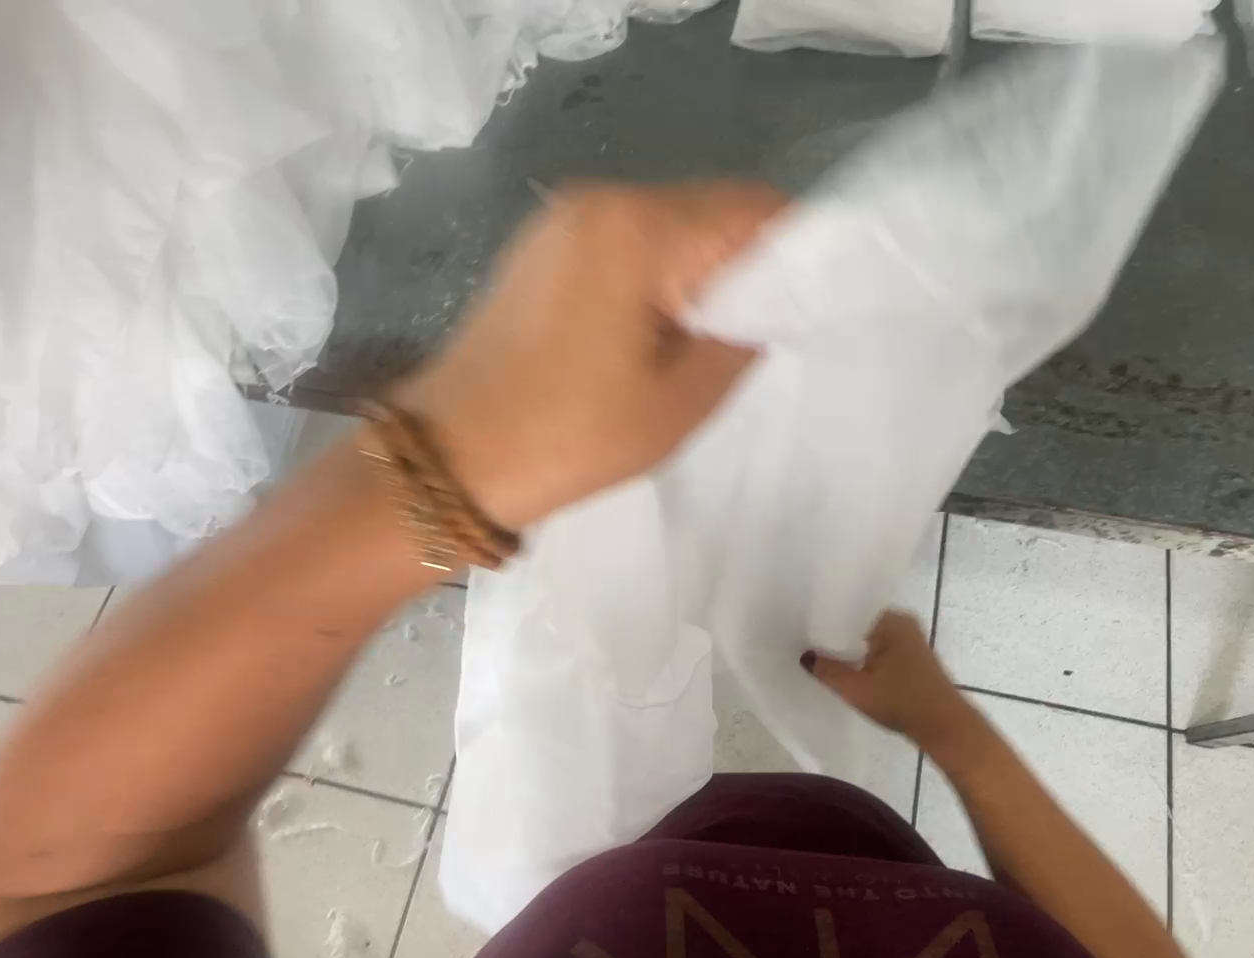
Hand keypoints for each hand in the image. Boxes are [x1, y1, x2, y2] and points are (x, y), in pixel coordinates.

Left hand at [397, 181, 788, 529]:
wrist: (451, 460)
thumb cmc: (570, 437)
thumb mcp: (679, 401)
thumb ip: (740, 337)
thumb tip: (766, 303)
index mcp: (637, 229)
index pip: (752, 207)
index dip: (793, 251)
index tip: (802, 307)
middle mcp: (598, 201)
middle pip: (708, 208)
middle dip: (745, 263)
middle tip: (753, 333)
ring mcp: (562, 221)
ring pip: (667, 225)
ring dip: (699, 272)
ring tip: (700, 340)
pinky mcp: (541, 249)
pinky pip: (625, 243)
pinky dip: (656, 275)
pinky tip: (652, 332)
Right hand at [808, 612, 990, 755]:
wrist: (945, 728)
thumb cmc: (901, 702)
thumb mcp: (855, 688)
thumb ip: (826, 670)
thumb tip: (805, 656)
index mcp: (890, 620)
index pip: (849, 610)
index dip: (824, 620)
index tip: (802, 628)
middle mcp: (902, 622)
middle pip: (858, 625)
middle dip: (835, 636)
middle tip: (804, 642)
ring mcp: (910, 640)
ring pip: (869, 640)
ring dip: (850, 650)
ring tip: (820, 656)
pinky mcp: (913, 658)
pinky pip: (880, 651)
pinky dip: (864, 658)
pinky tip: (847, 669)